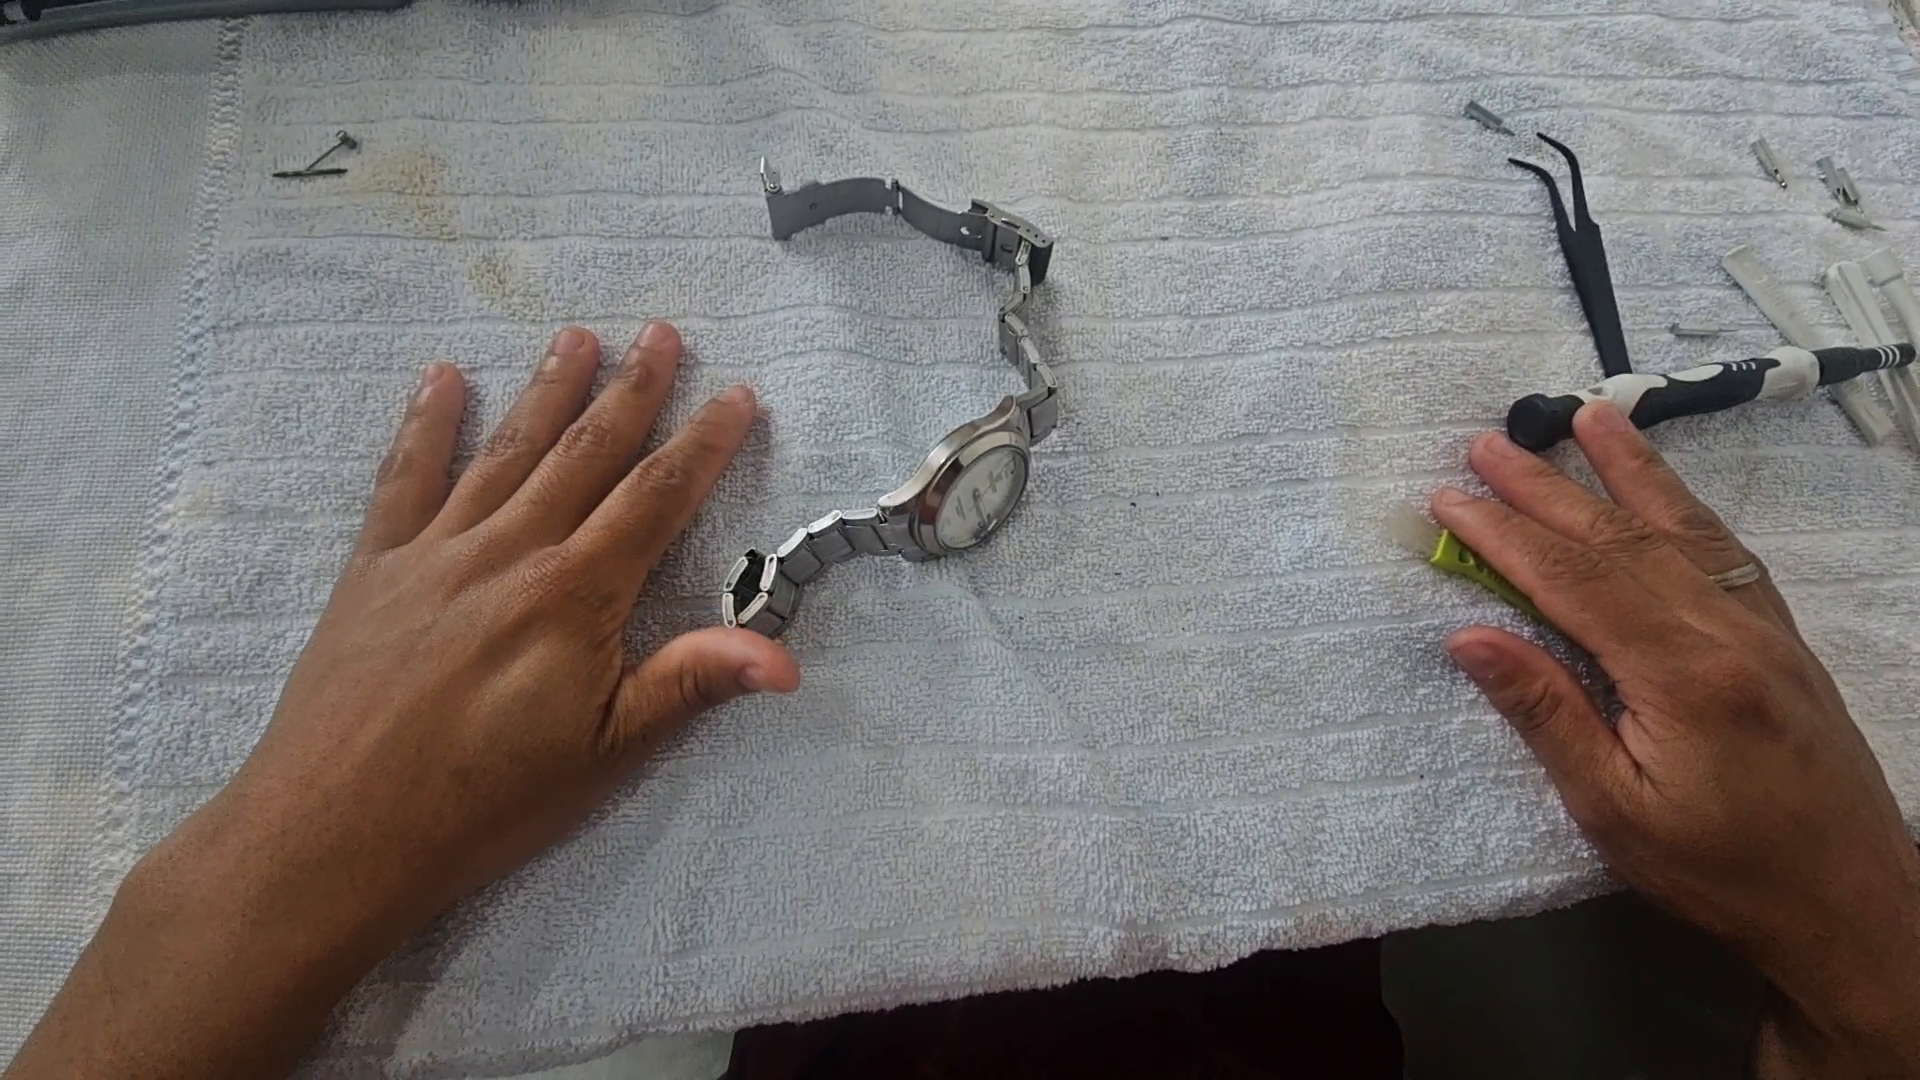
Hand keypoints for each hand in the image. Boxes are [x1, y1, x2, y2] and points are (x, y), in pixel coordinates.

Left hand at [8, 323, 798, 1079]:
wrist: (326, 840)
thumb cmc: (488, 799)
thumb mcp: (609, 750)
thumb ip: (693, 683)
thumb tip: (789, 662)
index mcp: (574, 593)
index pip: (656, 497)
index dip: (704, 443)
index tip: (737, 395)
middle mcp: (511, 551)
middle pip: (586, 453)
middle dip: (633, 390)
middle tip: (664, 333)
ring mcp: (437, 552)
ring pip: (508, 451)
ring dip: (549, 389)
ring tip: (579, 336)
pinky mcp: (376, 569)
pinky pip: (405, 481)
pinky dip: (425, 426)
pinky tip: (442, 379)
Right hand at [1432, 403, 1919, 1077]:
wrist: (1859, 911)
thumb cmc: (1716, 868)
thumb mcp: (1611, 805)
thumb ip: (1543, 712)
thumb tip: (1466, 636)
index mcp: (1680, 673)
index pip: (1570, 581)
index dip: (1502, 534)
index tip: (1447, 498)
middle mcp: (1726, 632)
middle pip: (1618, 540)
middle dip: (1544, 486)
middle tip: (1485, 444)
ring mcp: (1761, 629)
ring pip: (1680, 530)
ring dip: (1626, 469)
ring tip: (1588, 416)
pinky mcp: (1777, 639)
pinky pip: (1723, 552)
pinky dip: (1683, 505)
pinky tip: (1659, 486)